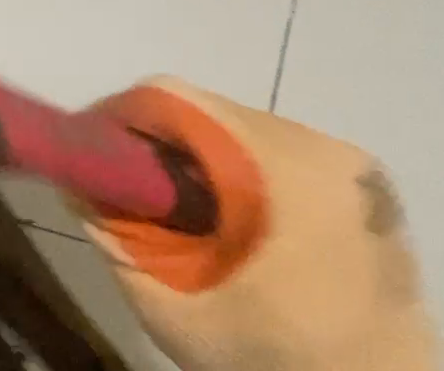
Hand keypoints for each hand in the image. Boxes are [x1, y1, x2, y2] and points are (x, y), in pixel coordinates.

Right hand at [75, 79, 437, 370]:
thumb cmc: (276, 357)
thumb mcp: (166, 304)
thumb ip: (111, 231)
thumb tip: (74, 181)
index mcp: (285, 167)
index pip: (168, 99)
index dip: (115, 121)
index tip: (92, 162)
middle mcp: (326, 150)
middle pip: (201, 113)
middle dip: (155, 148)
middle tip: (131, 198)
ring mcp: (355, 169)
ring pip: (234, 129)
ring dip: (194, 161)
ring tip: (181, 218)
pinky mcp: (369, 190)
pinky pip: (272, 154)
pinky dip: (235, 175)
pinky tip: (231, 227)